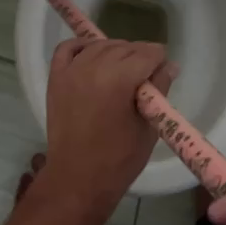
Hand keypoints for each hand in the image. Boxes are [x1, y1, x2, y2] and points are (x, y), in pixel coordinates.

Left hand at [40, 38, 175, 205]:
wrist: (77, 179)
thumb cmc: (118, 160)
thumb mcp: (147, 128)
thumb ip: (159, 92)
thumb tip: (169, 66)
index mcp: (118, 80)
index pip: (145, 55)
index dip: (158, 58)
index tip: (165, 65)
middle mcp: (93, 67)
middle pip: (123, 48)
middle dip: (139, 54)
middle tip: (148, 70)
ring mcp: (71, 70)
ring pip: (98, 46)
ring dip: (115, 50)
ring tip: (125, 65)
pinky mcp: (56, 77)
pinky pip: (68, 49)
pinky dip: (82, 46)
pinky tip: (92, 54)